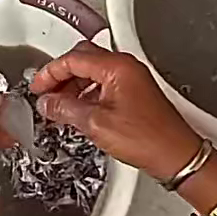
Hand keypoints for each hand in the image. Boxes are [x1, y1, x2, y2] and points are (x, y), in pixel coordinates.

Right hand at [30, 43, 200, 179]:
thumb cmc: (148, 139)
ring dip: (72, 84)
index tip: (38, 87)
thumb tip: (47, 103)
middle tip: (45, 91)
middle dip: (59, 74)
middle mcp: (126, 67)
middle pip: (82, 58)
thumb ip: (65, 109)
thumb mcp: (94, 124)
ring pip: (92, 70)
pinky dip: (85, 91)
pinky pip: (103, 82)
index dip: (49, 73)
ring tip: (58, 103)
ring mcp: (132, 78)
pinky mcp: (134, 92)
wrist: (177, 157)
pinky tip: (77, 108)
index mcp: (117, 68)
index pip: (72, 59)